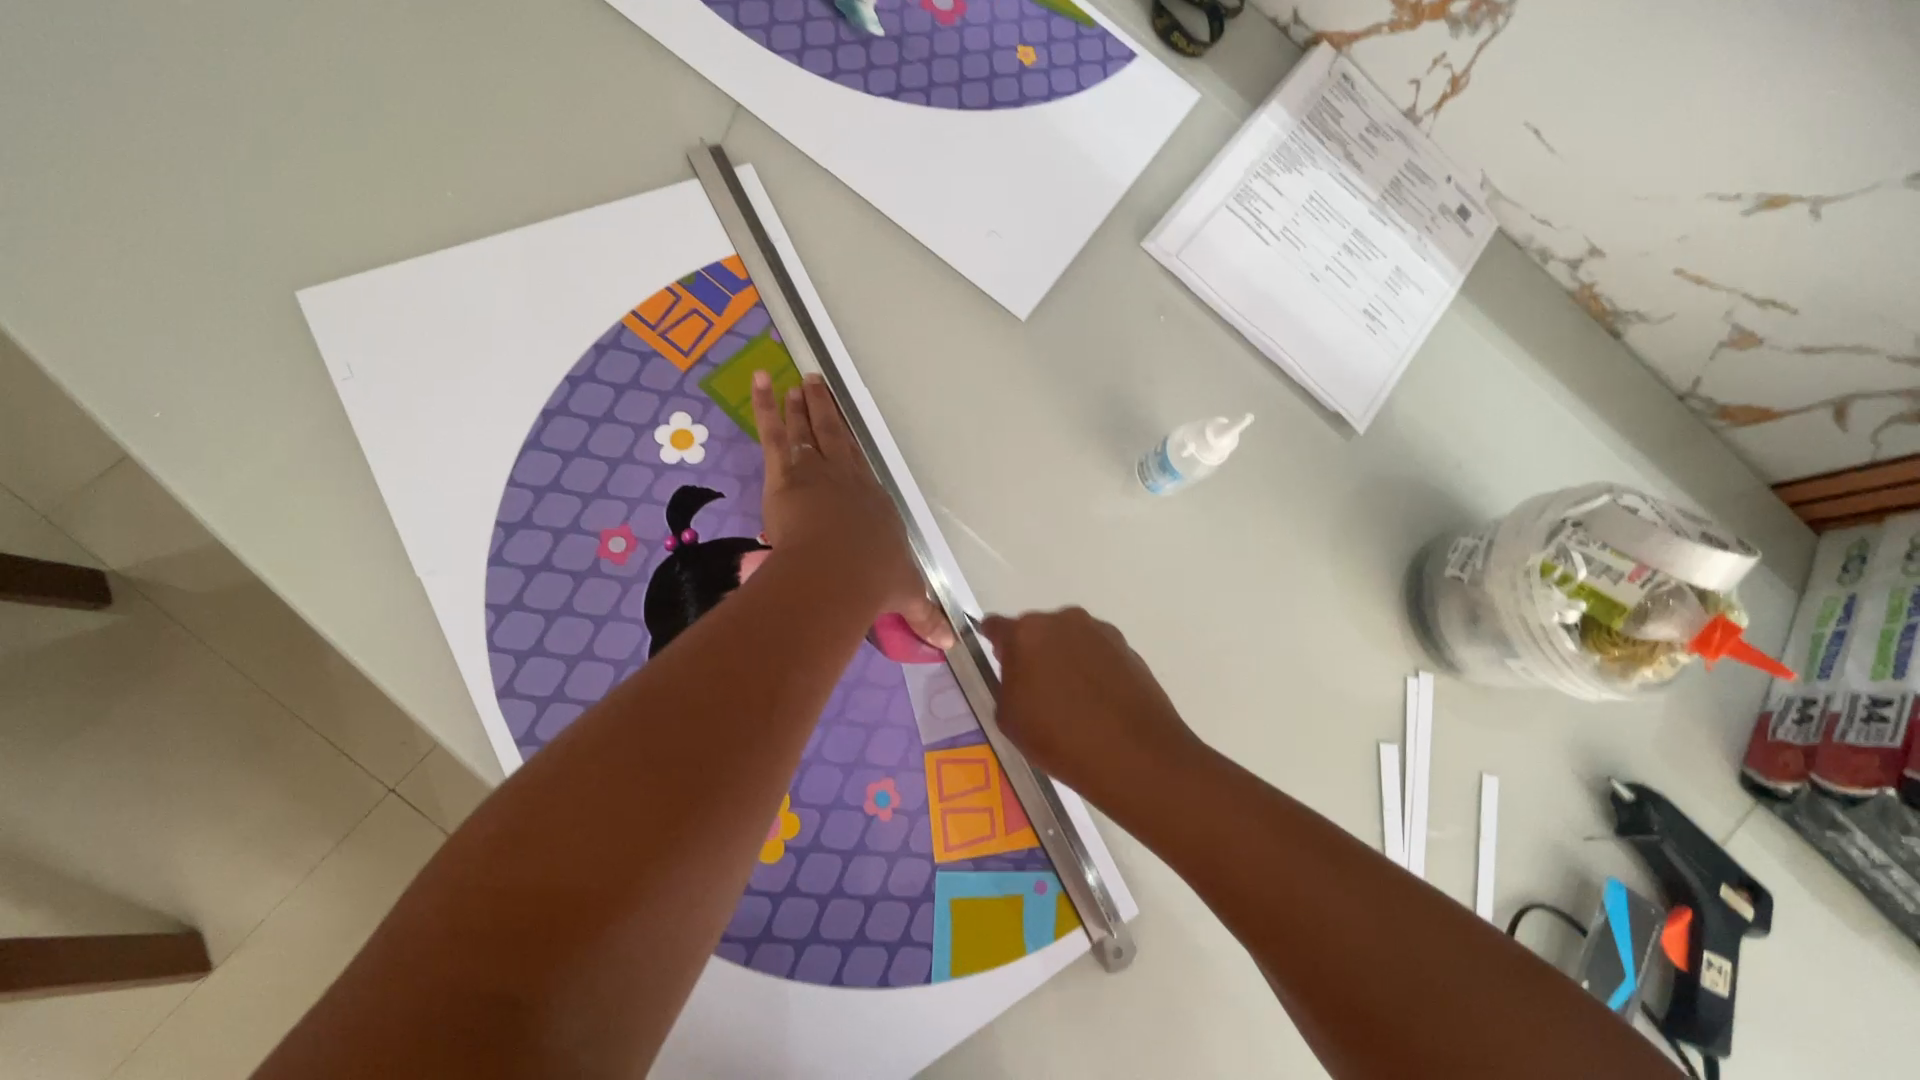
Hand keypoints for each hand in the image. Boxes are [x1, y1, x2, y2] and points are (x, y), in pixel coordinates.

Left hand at [751, 370, 953, 650]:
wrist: (839, 573)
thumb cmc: (872, 582)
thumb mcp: (904, 596)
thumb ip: (923, 616)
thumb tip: (950, 644)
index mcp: (874, 503)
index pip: (860, 470)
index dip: (850, 450)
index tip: (843, 434)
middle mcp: (848, 478)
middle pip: (835, 437)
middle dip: (825, 411)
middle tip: (814, 384)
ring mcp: (818, 471)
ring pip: (806, 431)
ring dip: (800, 407)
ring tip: (794, 383)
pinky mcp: (787, 473)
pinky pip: (774, 433)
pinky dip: (767, 406)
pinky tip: (761, 381)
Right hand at [979, 608, 1204, 802]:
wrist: (1134, 755)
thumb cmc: (1058, 739)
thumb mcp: (1009, 718)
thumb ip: (1006, 684)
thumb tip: (1018, 673)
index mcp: (1025, 634)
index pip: (996, 627)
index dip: (994, 643)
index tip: (996, 661)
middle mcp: (1063, 621)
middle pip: (1036, 631)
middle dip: (1032, 653)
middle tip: (1035, 690)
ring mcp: (1100, 632)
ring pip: (1069, 640)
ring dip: (1064, 659)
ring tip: (1071, 701)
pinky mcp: (1128, 648)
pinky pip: (1097, 654)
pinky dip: (1092, 670)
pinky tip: (1097, 703)